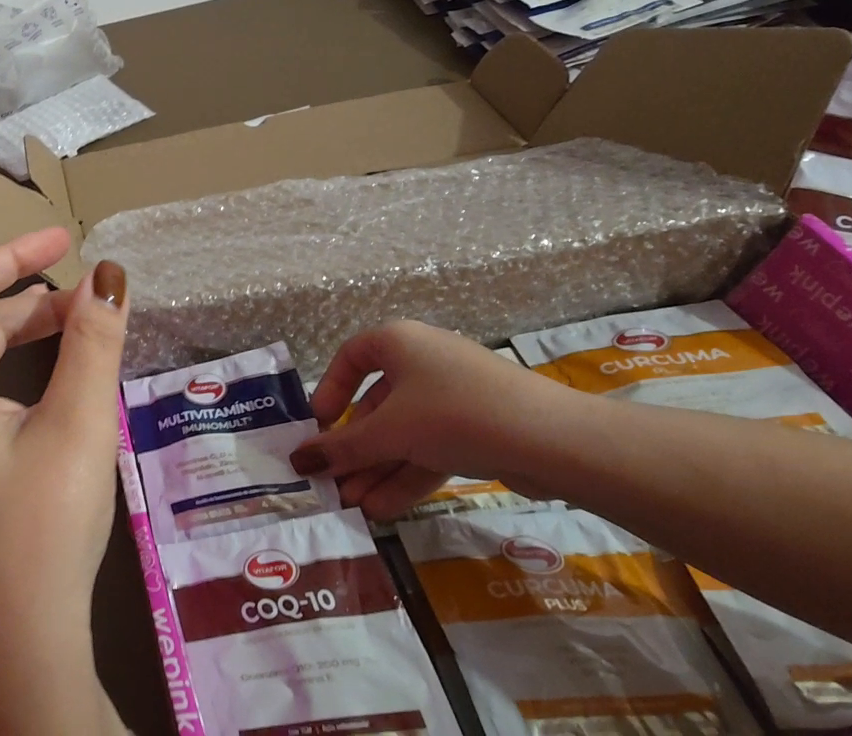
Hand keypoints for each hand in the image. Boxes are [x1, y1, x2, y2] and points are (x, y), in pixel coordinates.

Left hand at [0, 227, 130, 735]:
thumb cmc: (40, 523)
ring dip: (27, 333)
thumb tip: (109, 275)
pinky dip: (18, 370)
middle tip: (89, 285)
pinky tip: (58, 371)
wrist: (18, 637)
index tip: (66, 235)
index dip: (16, 254)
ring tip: (84, 320)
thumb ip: (92, 341)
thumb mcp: (76, 422)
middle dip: (29, 296)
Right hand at [288, 320, 572, 519]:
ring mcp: (455, 397)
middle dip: (353, 449)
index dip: (329, 391)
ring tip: (354, 507)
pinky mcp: (480, 430)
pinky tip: (384, 509)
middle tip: (333, 483)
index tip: (319, 425)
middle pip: (376, 406)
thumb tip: (296, 462)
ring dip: (376, 469)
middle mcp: (424, 362)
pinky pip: (431, 449)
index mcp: (398, 343)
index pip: (350, 358)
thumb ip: (340, 448)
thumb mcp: (388, 432)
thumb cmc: (454, 415)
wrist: (555, 442)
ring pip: (403, 434)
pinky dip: (407, 475)